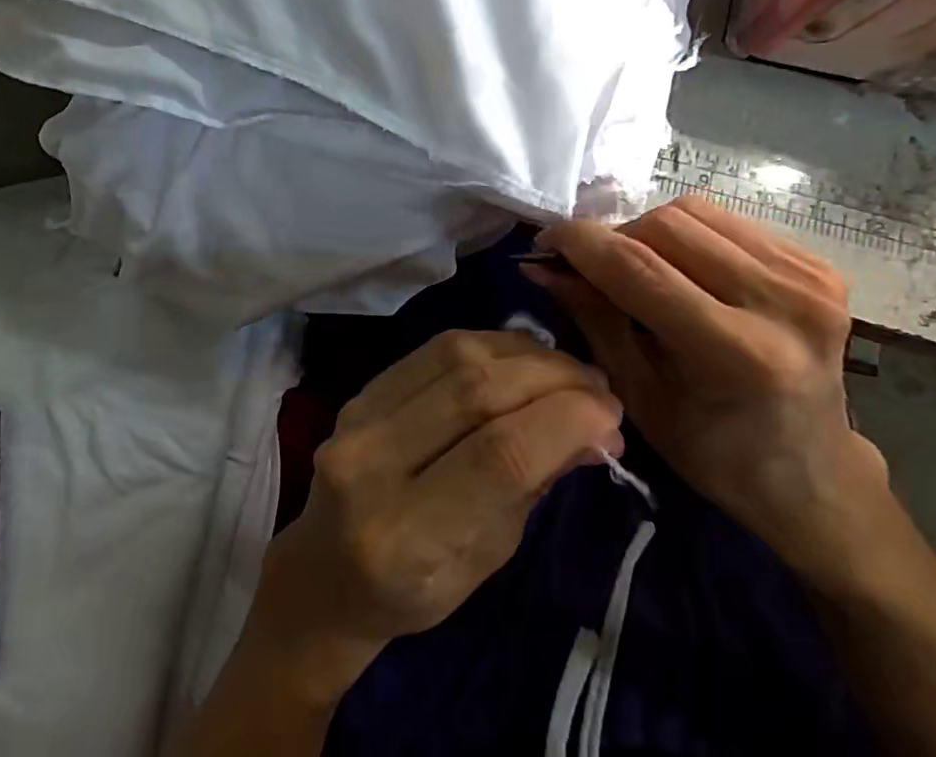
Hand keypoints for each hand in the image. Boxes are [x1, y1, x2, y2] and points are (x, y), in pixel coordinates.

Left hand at [247, 331, 623, 698]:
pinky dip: (489, 345)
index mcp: (405, 537)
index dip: (564, 421)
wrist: (324, 574)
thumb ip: (532, 487)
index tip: (611, 415)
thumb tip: (596, 428)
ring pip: (454, 356)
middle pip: (475, 392)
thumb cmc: (413, 590)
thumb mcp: (487, 559)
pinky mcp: (358, 394)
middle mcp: (370, 468)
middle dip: (553, 379)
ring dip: (526, 354)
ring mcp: (355, 422)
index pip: (496, 456)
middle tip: (598, 389)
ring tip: (567, 372)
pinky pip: (432, 349)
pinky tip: (522, 359)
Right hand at [530, 197, 891, 590]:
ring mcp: (809, 279)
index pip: (637, 267)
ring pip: (696, 211)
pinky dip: (689, 236)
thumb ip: (593, 317)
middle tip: (595, 268)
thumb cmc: (708, 448)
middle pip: (666, 225)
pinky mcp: (821, 266)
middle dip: (615, 238)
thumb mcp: (636, 392)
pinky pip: (729, 221)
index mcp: (734, 352)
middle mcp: (782, 303)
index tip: (545, 240)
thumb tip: (542, 263)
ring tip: (641, 269)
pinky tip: (685, 271)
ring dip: (650, 232)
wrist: (809, 470)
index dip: (581, 243)